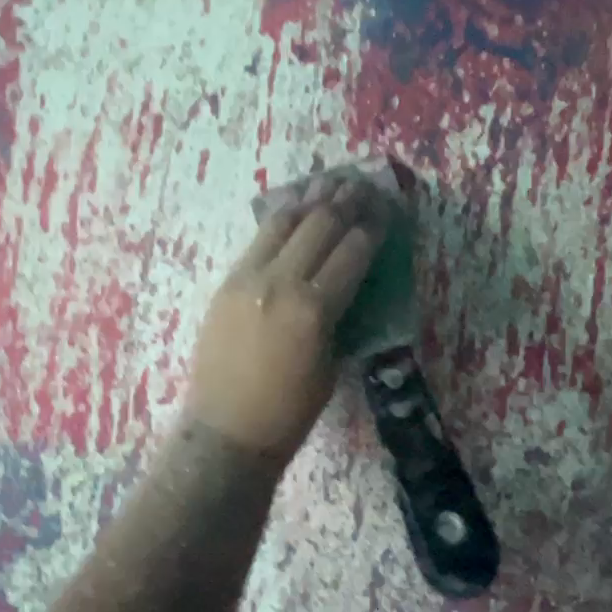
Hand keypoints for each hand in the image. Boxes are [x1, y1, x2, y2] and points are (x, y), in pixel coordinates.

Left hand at [185, 172, 391, 460]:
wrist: (226, 430)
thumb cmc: (289, 411)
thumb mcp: (331, 364)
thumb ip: (342, 314)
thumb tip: (353, 277)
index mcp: (314, 311)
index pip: (351, 252)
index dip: (372, 226)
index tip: (385, 208)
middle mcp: (280, 284)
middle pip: (318, 226)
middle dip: (345, 202)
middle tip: (361, 185)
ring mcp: (248, 279)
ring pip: (283, 223)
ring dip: (310, 200)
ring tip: (329, 181)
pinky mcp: (226, 282)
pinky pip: (257, 240)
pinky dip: (280, 220)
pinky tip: (294, 207)